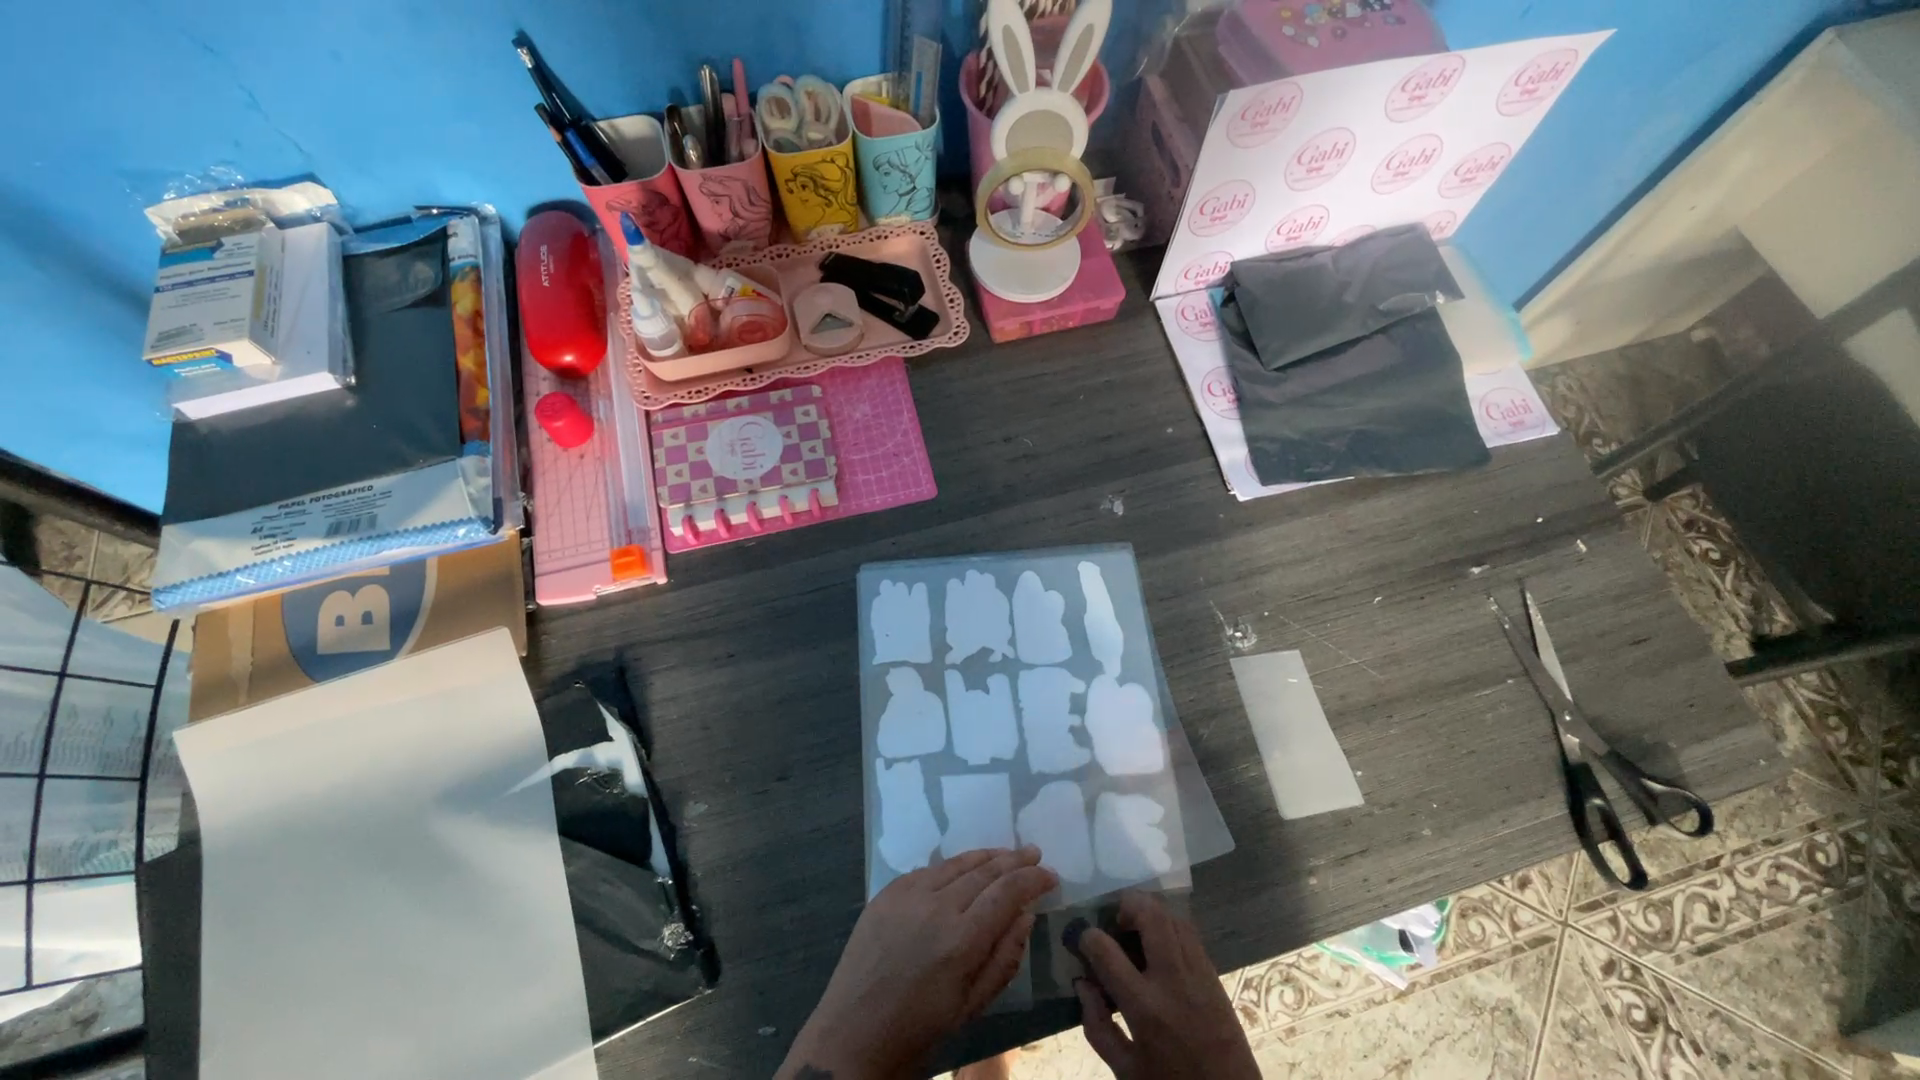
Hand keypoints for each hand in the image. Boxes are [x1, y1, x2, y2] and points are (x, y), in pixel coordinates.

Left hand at [778, 847, 1058, 1079]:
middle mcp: (936, 907)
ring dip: (985, 856)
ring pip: (955, 863)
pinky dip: (952, 867)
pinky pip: (927, 870)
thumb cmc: (921, 1027)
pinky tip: (964, 869)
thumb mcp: (974, 1004)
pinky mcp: (886, 894)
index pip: (1007, 892)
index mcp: (961, 940)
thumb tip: (1025, 915)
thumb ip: (1005, 957)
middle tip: (1034, 853)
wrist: (854, 1032)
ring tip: (1005, 854)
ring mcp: (907, 896)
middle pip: (984, 871)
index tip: (1050, 875)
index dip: (1032, 879)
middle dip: (1014, 861)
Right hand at [1074, 890, 1259, 1079]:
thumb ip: (1097, 1025)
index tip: (1083, 940)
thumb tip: (1082, 984)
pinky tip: (1160, 945)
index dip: (1088, 937)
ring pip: (1175, 919)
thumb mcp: (1125, 1070)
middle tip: (1115, 920)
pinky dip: (1171, 928)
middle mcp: (1173, 981)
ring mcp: (1199, 975)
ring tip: (1137, 928)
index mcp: (1145, 1008)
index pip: (1107, 952)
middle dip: (1127, 905)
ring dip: (1152, 913)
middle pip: (1151, 916)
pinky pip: (1191, 936)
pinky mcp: (1215, 977)